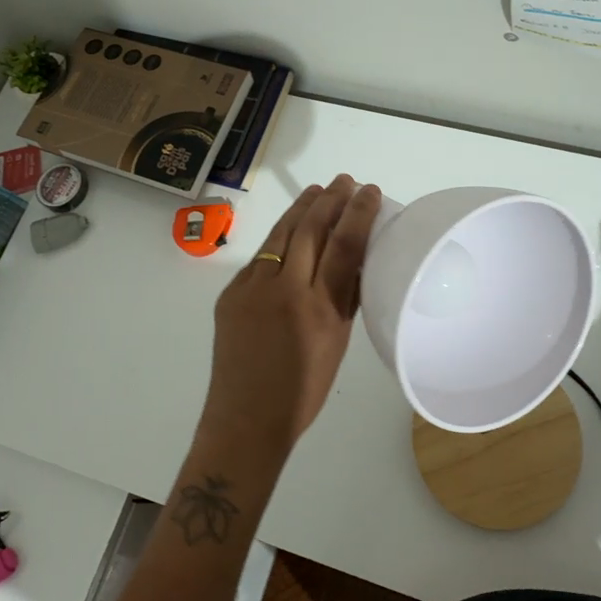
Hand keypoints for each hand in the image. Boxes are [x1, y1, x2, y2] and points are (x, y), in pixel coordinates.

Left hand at [205, 175, 380, 446]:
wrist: (245, 420)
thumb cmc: (302, 392)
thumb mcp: (337, 343)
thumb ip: (344, 299)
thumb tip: (353, 261)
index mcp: (320, 309)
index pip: (344, 246)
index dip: (358, 214)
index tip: (370, 191)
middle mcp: (285, 291)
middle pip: (310, 230)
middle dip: (329, 200)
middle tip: (344, 181)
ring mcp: (252, 289)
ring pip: (281, 235)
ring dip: (301, 209)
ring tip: (317, 190)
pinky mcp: (230, 294)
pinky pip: (260, 258)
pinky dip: (279, 238)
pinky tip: (289, 231)